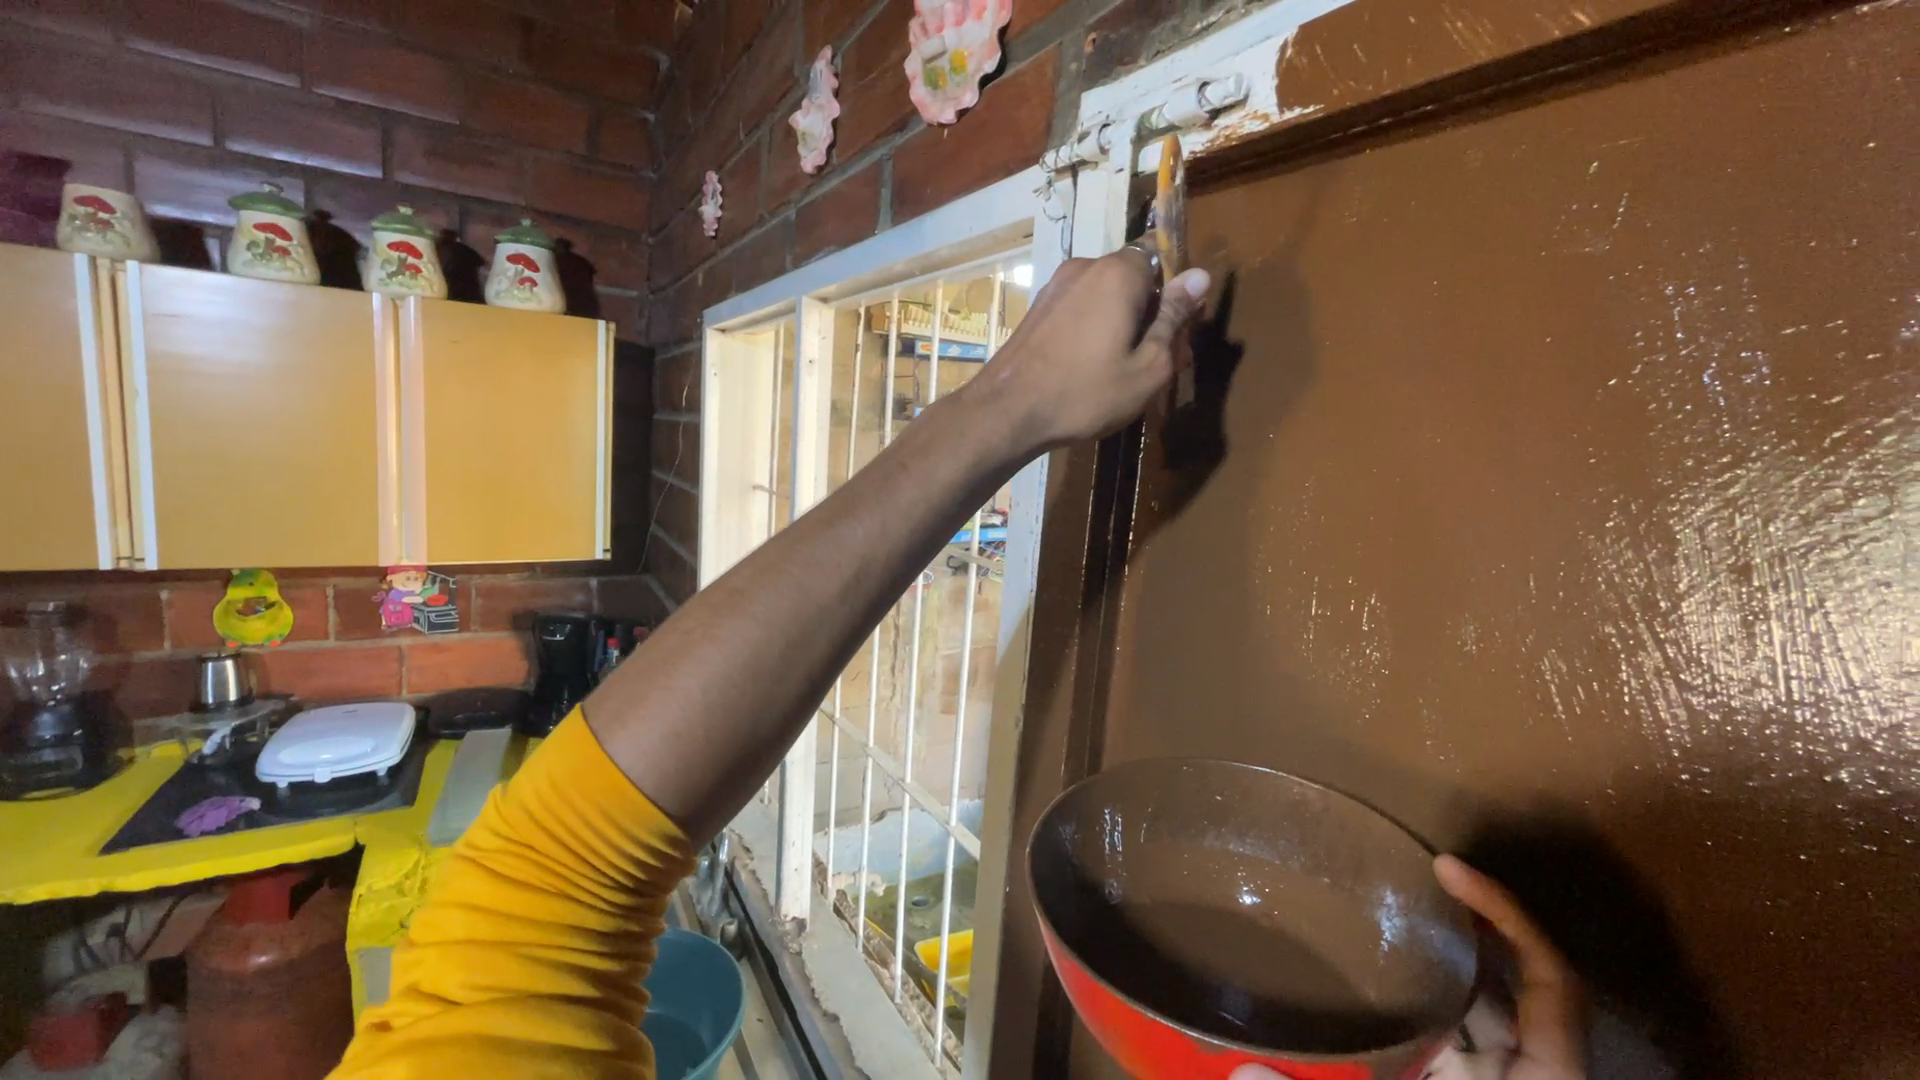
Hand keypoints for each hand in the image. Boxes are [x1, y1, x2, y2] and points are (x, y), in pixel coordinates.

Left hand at [964, 250, 1209, 451]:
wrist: (1006, 413)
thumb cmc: (1084, 393)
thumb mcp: (1147, 367)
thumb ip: (1174, 318)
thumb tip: (1199, 276)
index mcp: (1118, 273)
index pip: (1160, 255)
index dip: (1176, 289)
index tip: (1180, 327)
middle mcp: (1084, 268)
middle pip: (1133, 277)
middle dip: (1151, 312)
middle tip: (1162, 361)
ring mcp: (1055, 287)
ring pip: (1105, 296)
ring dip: (1123, 324)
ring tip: (1128, 372)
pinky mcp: (1037, 310)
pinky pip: (1080, 310)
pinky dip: (1095, 330)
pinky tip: (1094, 369)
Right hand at [1228, 857, 1583, 1079]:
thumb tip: (1242, 1072)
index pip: (1547, 984)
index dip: (1507, 915)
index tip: (1445, 867)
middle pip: (1512, 986)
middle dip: (1462, 927)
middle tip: (1396, 879)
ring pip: (1481, 1016)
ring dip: (1441, 966)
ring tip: (1379, 917)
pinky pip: (1452, 1044)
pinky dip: (1423, 1009)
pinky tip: (1374, 990)